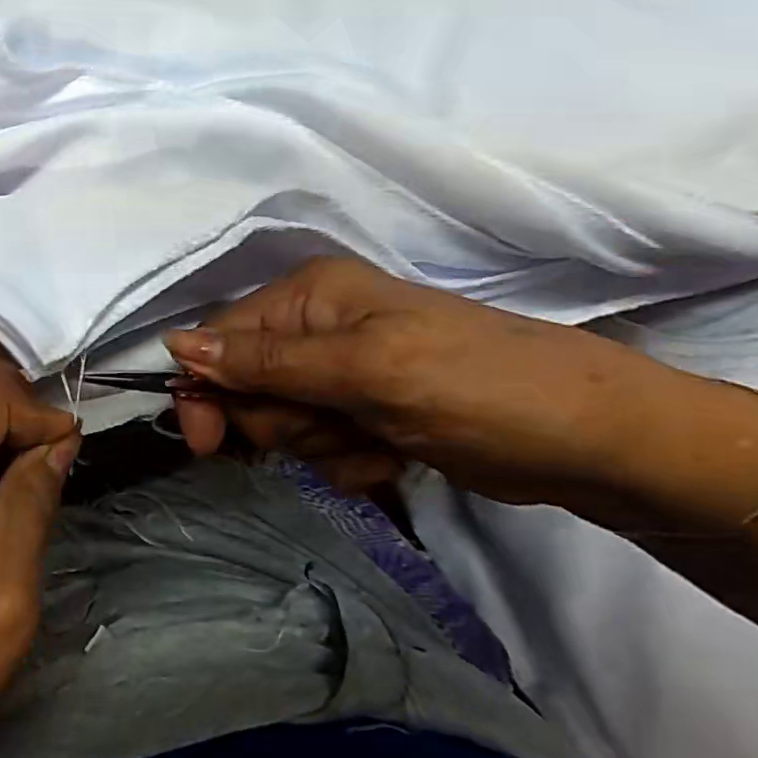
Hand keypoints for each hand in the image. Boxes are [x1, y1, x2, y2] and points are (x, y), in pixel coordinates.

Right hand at [165, 256, 731, 516]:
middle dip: (282, 422)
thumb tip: (175, 345)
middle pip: (248, 388)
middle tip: (334, 426)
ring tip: (377, 440)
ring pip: (283, 425)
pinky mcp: (365, 413)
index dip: (207, 391)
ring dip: (320, 446)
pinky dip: (348, 461)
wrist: (582, 439)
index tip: (209, 447)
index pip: (221, 340)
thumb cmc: (472, 385)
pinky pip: (320, 448)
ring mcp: (344, 372)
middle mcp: (319, 326)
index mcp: (310, 296)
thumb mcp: (363, 370)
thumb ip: (266, 361)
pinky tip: (392, 458)